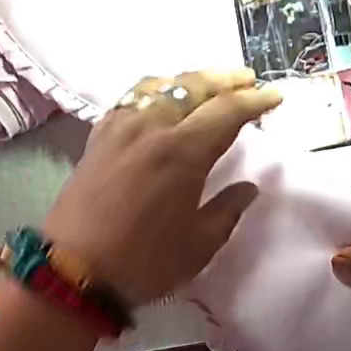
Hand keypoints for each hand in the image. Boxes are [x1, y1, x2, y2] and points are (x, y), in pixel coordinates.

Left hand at [44, 70, 280, 303]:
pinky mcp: (98, 138)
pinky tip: (161, 102)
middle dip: (225, 80)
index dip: (255, 101)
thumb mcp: (200, 243)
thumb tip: (248, 188)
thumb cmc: (146, 261)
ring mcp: (120, 128)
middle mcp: (152, 128)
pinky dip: (155, 91)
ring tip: (208, 87)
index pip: (227, 111)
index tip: (275, 96)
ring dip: (189, 80)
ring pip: (159, 85)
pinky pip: (131, 99)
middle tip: (248, 80)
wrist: (75, 271)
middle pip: (192, 85)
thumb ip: (228, 209)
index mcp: (183, 152)